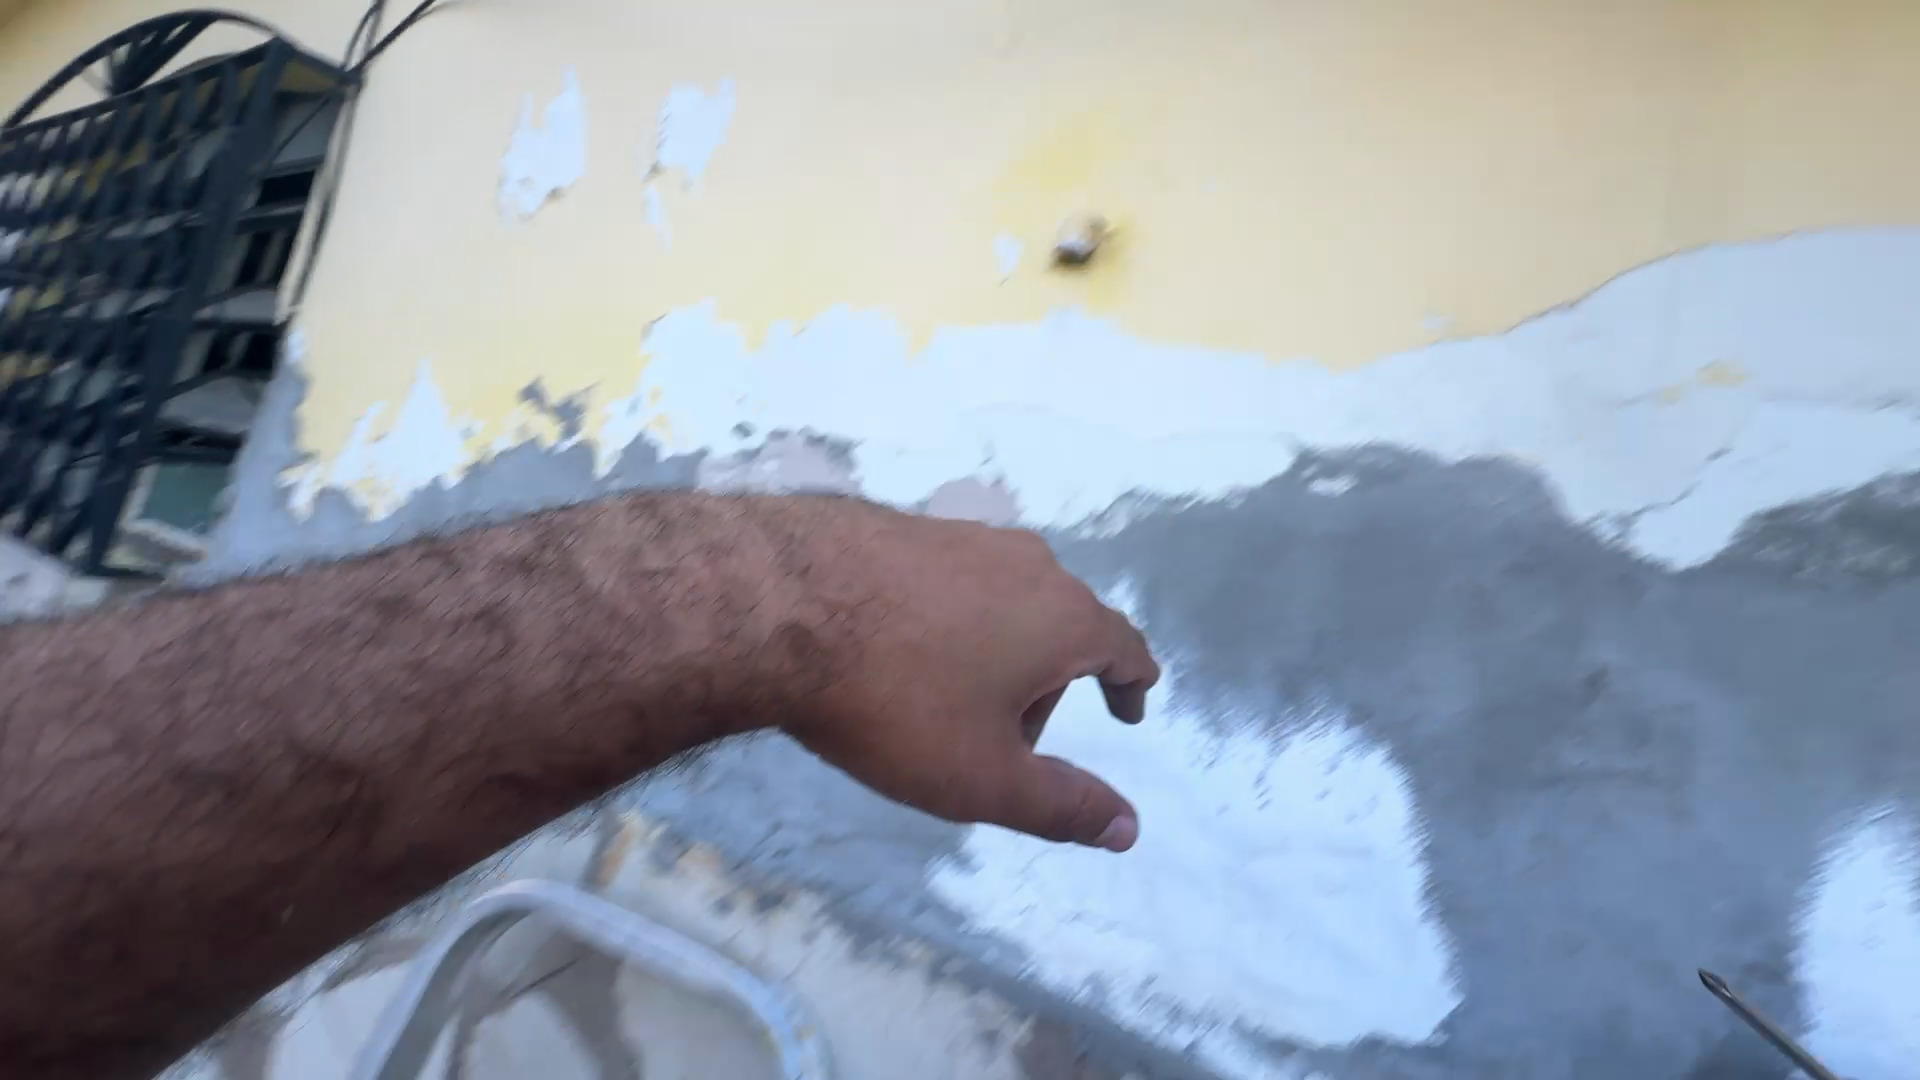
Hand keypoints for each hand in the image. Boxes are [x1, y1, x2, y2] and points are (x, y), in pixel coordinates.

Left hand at [771, 498, 1159, 851]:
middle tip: (998, 740)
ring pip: (1005, 603)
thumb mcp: (983, 777)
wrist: (782, 605)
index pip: (1123, 647)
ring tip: (944, 697)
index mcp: (1062, 616)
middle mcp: (1026, 563)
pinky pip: (953, 581)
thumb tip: (1129, 829)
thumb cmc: (897, 701)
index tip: (1127, 708)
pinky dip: (949, 620)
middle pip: (1060, 630)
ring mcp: (965, 536)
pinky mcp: (911, 526)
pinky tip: (902, 647)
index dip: (1131, 683)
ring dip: (996, 652)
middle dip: (1045, 687)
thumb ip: (1062, 806)